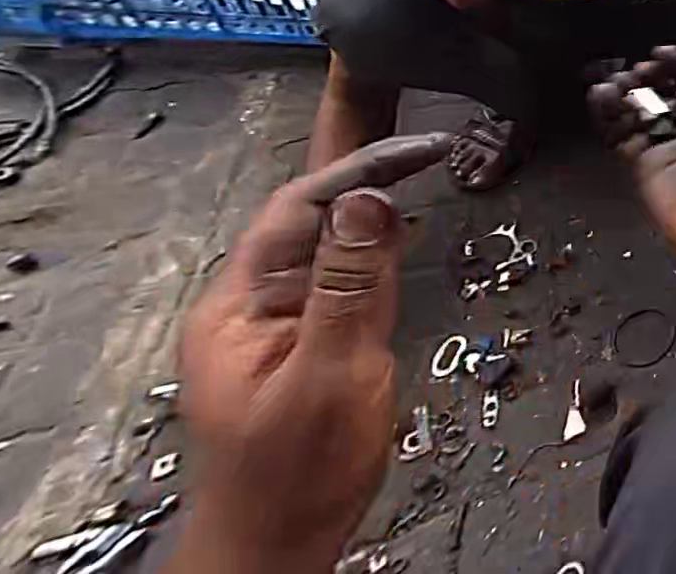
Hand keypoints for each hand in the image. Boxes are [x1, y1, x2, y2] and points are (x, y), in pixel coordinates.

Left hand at [168, 133, 448, 573]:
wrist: (285, 539)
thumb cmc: (301, 466)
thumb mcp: (331, 370)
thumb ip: (350, 283)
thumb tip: (370, 199)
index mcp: (241, 304)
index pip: (301, 209)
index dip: (361, 168)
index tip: (426, 148)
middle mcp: (262, 298)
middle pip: (317, 214)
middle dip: (372, 170)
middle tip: (434, 142)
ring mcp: (294, 313)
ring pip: (339, 237)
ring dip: (382, 197)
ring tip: (428, 158)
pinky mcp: (326, 326)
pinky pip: (355, 269)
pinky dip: (385, 237)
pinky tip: (404, 218)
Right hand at [590, 47, 675, 283]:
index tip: (662, 51)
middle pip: (668, 94)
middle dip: (651, 76)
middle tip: (638, 65)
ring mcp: (673, 148)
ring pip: (643, 112)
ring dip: (627, 91)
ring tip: (616, 76)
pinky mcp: (647, 167)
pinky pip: (623, 137)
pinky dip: (609, 116)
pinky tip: (600, 94)